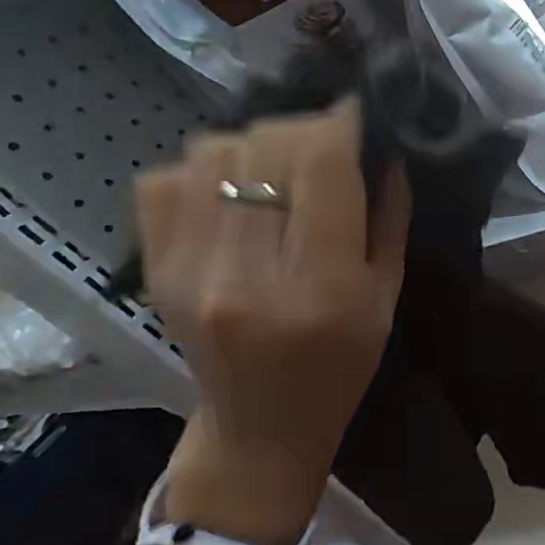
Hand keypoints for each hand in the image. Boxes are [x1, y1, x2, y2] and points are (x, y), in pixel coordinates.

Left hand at [135, 100, 409, 544]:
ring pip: (214, 149)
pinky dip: (200, 171)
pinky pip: (164, 177)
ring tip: (270, 174)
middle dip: (303, 130)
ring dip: (252, 147)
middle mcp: (245, 273)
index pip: (322, 161)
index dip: (342, 121)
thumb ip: (388, 217)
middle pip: (267, 144)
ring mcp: (189, 270)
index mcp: (318, 287)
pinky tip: (225, 196)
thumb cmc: (338, 371)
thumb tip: (382, 144)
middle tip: (319, 148)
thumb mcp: (385, 300)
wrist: (257, 430)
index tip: (354, 115)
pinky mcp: (156, 270)